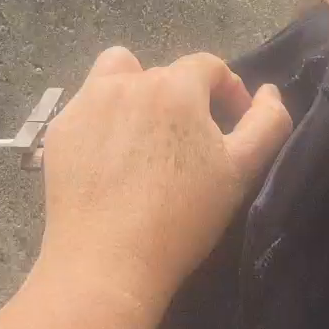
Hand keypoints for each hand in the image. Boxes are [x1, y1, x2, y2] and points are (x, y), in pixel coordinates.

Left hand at [37, 48, 292, 308]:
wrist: (107, 263)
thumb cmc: (182, 218)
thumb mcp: (241, 171)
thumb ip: (267, 123)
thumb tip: (269, 92)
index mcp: (175, 87)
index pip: (208, 66)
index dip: (228, 91)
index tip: (232, 124)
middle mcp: (127, 82)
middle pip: (165, 74)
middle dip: (184, 100)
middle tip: (189, 146)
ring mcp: (86, 102)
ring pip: (118, 74)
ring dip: (137, 91)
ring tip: (144, 136)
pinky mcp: (60, 129)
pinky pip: (87, 105)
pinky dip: (104, 119)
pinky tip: (110, 159)